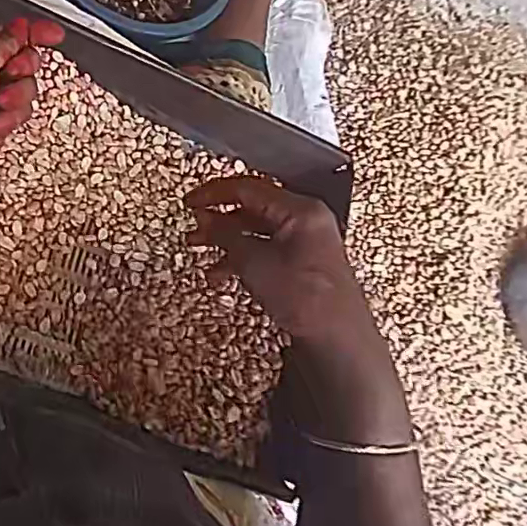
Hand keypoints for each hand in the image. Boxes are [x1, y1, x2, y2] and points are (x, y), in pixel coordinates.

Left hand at [0, 17, 63, 187]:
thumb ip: (5, 40)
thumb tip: (21, 28)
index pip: (8, 34)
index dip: (33, 32)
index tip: (54, 34)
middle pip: (23, 60)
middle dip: (23, 66)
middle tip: (13, 72)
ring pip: (27, 88)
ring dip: (16, 96)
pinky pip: (22, 112)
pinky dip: (9, 118)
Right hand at [184, 176, 371, 344]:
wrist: (336, 336)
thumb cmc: (305, 298)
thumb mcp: (253, 261)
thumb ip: (225, 234)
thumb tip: (205, 218)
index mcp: (300, 210)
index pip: (248, 188)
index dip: (213, 193)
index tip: (190, 201)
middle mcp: (305, 219)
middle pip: (252, 207)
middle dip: (218, 217)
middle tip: (193, 223)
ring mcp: (306, 240)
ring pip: (256, 229)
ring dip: (226, 238)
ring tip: (199, 246)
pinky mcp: (303, 260)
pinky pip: (266, 247)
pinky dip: (242, 255)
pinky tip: (220, 271)